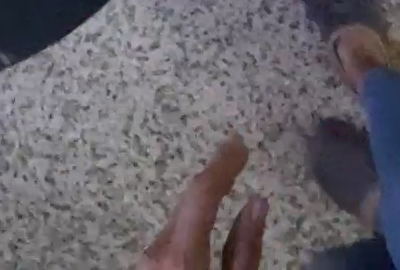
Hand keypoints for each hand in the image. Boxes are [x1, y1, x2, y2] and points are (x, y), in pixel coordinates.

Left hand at [137, 136, 267, 269]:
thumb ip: (245, 250)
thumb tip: (257, 202)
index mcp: (181, 254)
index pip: (202, 193)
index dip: (222, 164)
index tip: (240, 142)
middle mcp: (157, 249)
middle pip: (189, 202)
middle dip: (215, 178)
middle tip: (238, 153)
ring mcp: (144, 258)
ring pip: (180, 219)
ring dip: (201, 204)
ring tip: (226, 178)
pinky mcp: (142, 265)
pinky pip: (171, 236)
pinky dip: (189, 226)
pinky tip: (202, 222)